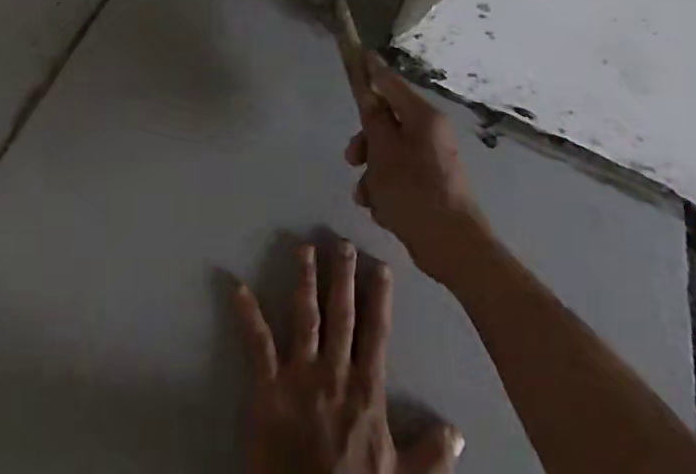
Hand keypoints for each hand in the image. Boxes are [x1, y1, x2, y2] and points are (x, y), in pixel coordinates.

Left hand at [232, 242, 461, 473]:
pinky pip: (257, 346)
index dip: (378, 297)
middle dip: (342, 276)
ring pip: (305, 318)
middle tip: (342, 244)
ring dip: (305, 281)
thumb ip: (431, 454)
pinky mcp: (267, 391)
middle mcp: (335, 373)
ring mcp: (299, 378)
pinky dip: (247, 316)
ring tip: (304, 250)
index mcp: (367, 389)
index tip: (380, 266)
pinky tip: (238, 289)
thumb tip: (458, 432)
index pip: (376, 332)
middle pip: (341, 314)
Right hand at [344, 54, 489, 286]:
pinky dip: (386, 190)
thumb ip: (373, 121)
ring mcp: (431, 159)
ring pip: (388, 154)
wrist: (452, 244)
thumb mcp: (384, 153)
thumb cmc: (415, 191)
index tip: (359, 55)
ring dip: (372, 173)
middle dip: (366, 143)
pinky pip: (398, 176)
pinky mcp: (430, 184)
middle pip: (387, 122)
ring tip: (369, 197)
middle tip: (353, 159)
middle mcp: (430, 133)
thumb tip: (370, 95)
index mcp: (423, 118)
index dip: (372, 70)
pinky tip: (384, 211)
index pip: (392, 83)